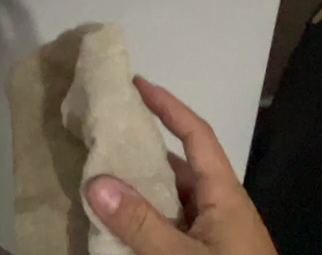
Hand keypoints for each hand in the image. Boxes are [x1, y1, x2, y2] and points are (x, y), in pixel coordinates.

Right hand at [85, 77, 277, 254]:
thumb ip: (141, 224)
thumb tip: (95, 180)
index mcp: (225, 197)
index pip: (196, 134)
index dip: (167, 105)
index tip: (135, 83)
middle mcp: (221, 212)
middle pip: (178, 168)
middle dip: (141, 152)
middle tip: (101, 137)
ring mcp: (215, 242)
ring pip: (171, 204)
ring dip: (139, 193)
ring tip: (99, 181)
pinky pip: (171, 233)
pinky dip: (145, 226)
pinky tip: (116, 232)